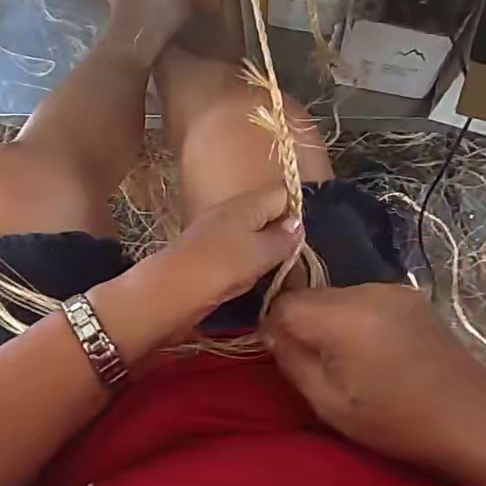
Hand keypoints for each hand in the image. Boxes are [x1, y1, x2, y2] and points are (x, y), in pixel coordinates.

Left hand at [149, 182, 303, 312]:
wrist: (169, 293)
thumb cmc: (219, 267)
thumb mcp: (260, 252)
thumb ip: (282, 238)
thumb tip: (298, 223)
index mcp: (246, 203)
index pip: (282, 191)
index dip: (300, 206)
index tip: (316, 232)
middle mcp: (230, 212)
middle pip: (267, 213)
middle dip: (286, 230)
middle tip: (307, 255)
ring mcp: (216, 233)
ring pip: (253, 234)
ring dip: (269, 249)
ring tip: (289, 269)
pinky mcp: (208, 256)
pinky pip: (239, 252)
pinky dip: (252, 262)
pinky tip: (260, 278)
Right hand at [266, 284, 485, 471]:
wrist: (473, 418)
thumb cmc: (397, 420)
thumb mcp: (328, 402)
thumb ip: (291, 359)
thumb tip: (271, 331)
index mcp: (343, 317)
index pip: (283, 303)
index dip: (275, 328)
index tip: (287, 356)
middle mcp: (365, 290)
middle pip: (309, 295)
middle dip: (303, 323)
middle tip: (320, 363)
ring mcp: (390, 289)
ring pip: (334, 296)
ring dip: (330, 320)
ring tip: (351, 358)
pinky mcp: (408, 294)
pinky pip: (361, 298)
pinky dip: (355, 317)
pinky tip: (374, 347)